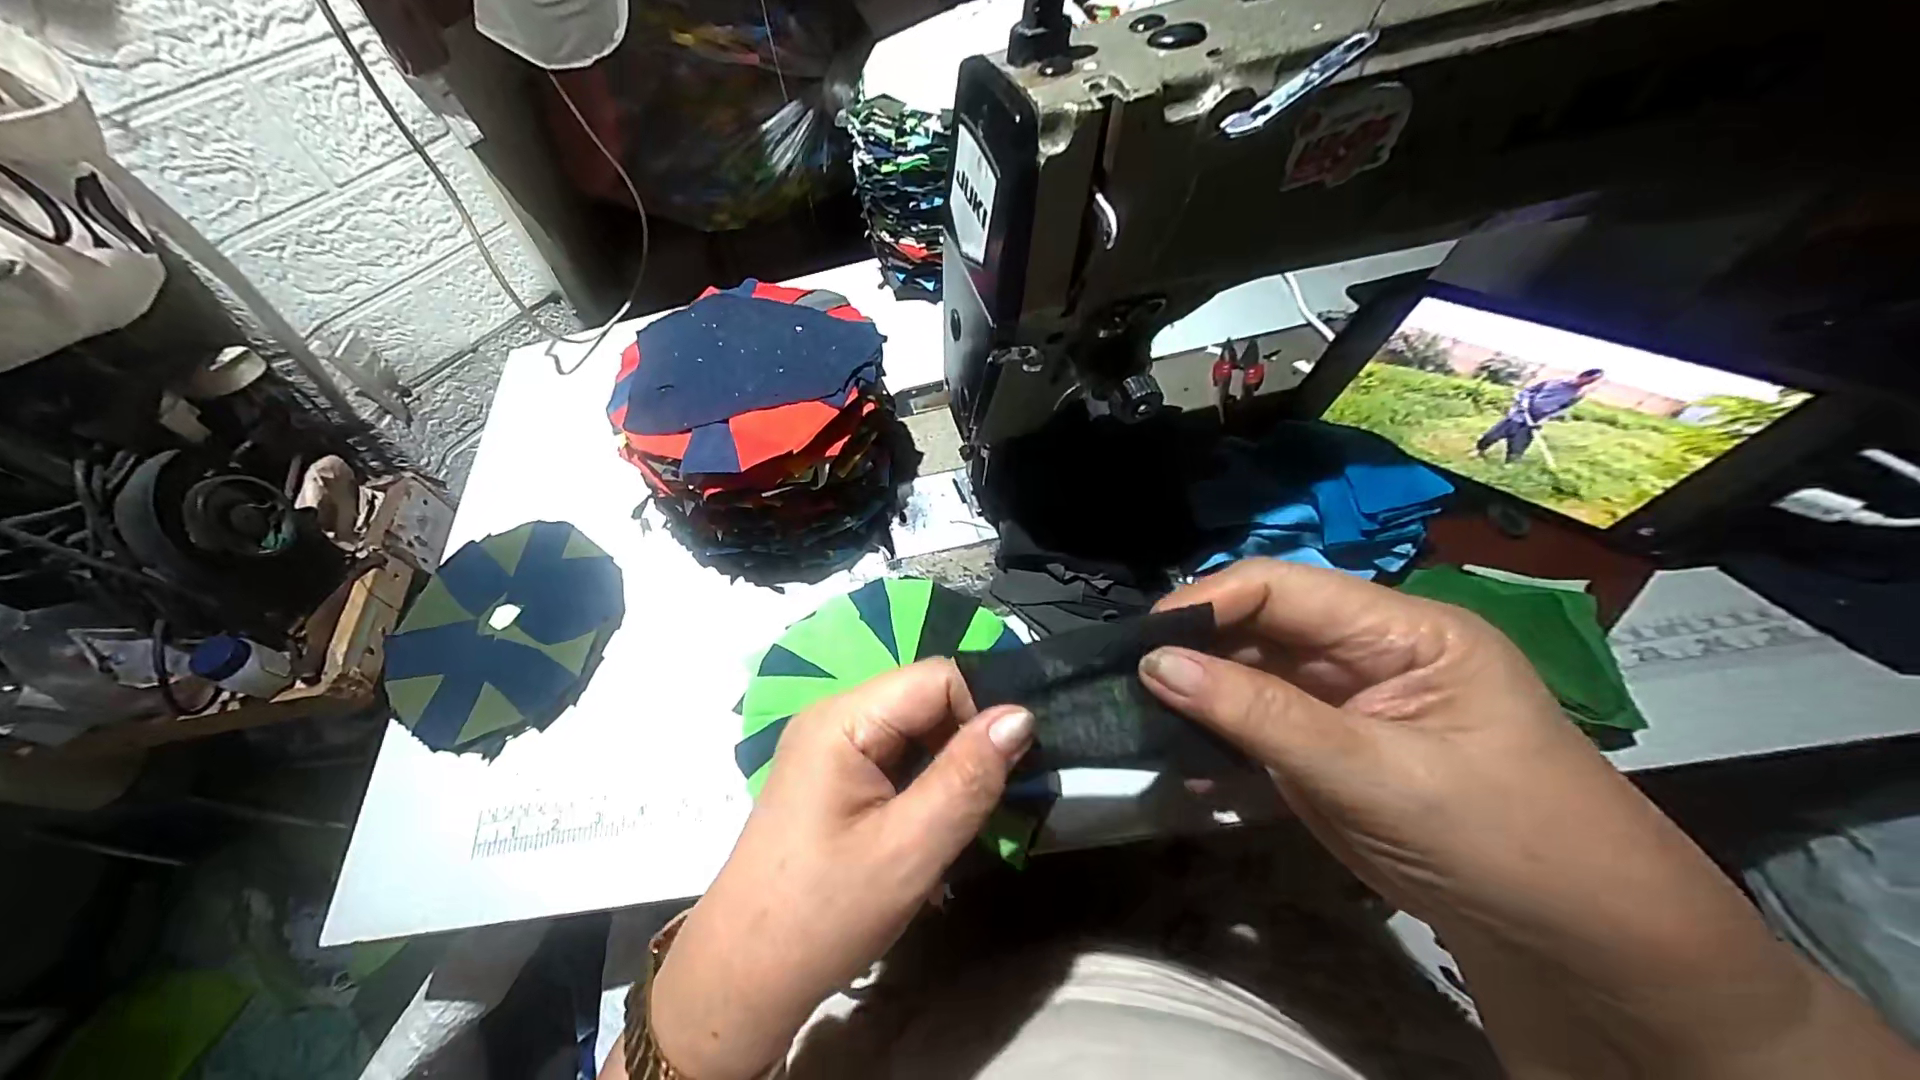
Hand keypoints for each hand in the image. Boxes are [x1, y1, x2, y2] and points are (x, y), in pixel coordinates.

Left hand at [649, 660, 1033, 1079]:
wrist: (745, 977)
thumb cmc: (825, 913)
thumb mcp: (910, 849)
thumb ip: (968, 777)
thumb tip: (1021, 716)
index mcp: (843, 719)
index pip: (937, 678)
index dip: (976, 716)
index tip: (991, 777)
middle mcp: (834, 716)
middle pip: (925, 700)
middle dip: (961, 746)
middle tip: (972, 810)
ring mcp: (829, 745)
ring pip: (916, 730)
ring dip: (944, 770)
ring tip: (946, 826)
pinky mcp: (832, 773)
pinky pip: (896, 756)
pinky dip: (922, 785)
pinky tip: (922, 829)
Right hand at [1137, 558, 1685, 937]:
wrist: (1578, 950)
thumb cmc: (1503, 841)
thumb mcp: (1374, 773)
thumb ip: (1261, 715)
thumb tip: (1154, 663)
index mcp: (1400, 628)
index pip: (1284, 587)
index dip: (1208, 601)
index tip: (1143, 638)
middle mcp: (1365, 649)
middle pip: (1259, 625)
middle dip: (1194, 647)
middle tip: (1127, 680)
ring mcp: (1342, 698)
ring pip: (1248, 672)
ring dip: (1197, 692)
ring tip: (1139, 714)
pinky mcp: (1326, 743)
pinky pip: (1254, 721)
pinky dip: (1216, 734)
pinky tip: (1180, 753)